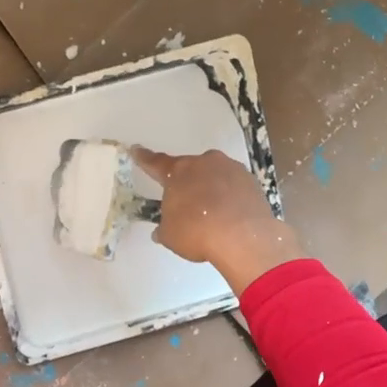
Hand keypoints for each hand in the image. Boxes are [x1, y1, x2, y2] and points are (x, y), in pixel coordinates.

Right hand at [130, 147, 307, 291]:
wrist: (242, 237)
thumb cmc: (197, 232)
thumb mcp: (170, 235)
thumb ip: (164, 228)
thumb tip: (161, 230)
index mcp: (178, 172)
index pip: (155, 163)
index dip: (144, 158)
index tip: (136, 149)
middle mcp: (204, 162)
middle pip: (190, 170)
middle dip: (186, 183)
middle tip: (185, 205)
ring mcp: (230, 168)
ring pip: (213, 176)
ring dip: (209, 189)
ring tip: (210, 214)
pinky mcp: (251, 180)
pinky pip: (232, 186)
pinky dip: (228, 197)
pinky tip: (227, 215)